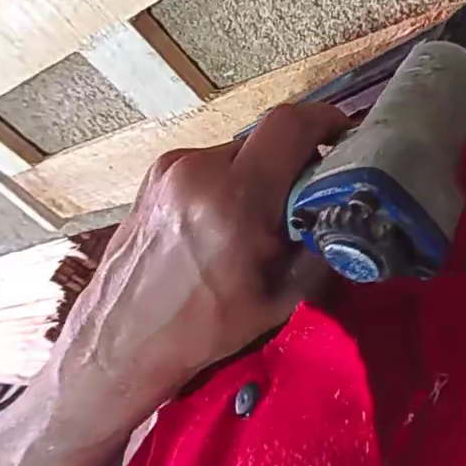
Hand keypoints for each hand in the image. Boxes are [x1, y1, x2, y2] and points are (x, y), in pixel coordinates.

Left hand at [45, 103, 350, 416]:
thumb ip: (321, 242)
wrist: (116, 346)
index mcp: (233, 199)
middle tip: (307, 192)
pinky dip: (233, 179)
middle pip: (268, 136)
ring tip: (262, 214)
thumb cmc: (203, 328)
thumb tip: (349, 208)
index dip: (325, 119)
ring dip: (263, 171)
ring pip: (241, 149)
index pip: (289, 124)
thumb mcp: (282, 296)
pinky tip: (227, 217)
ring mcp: (171, 168)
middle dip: (297, 156)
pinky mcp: (156, 174)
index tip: (344, 135)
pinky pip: (213, 161)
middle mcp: (199, 170)